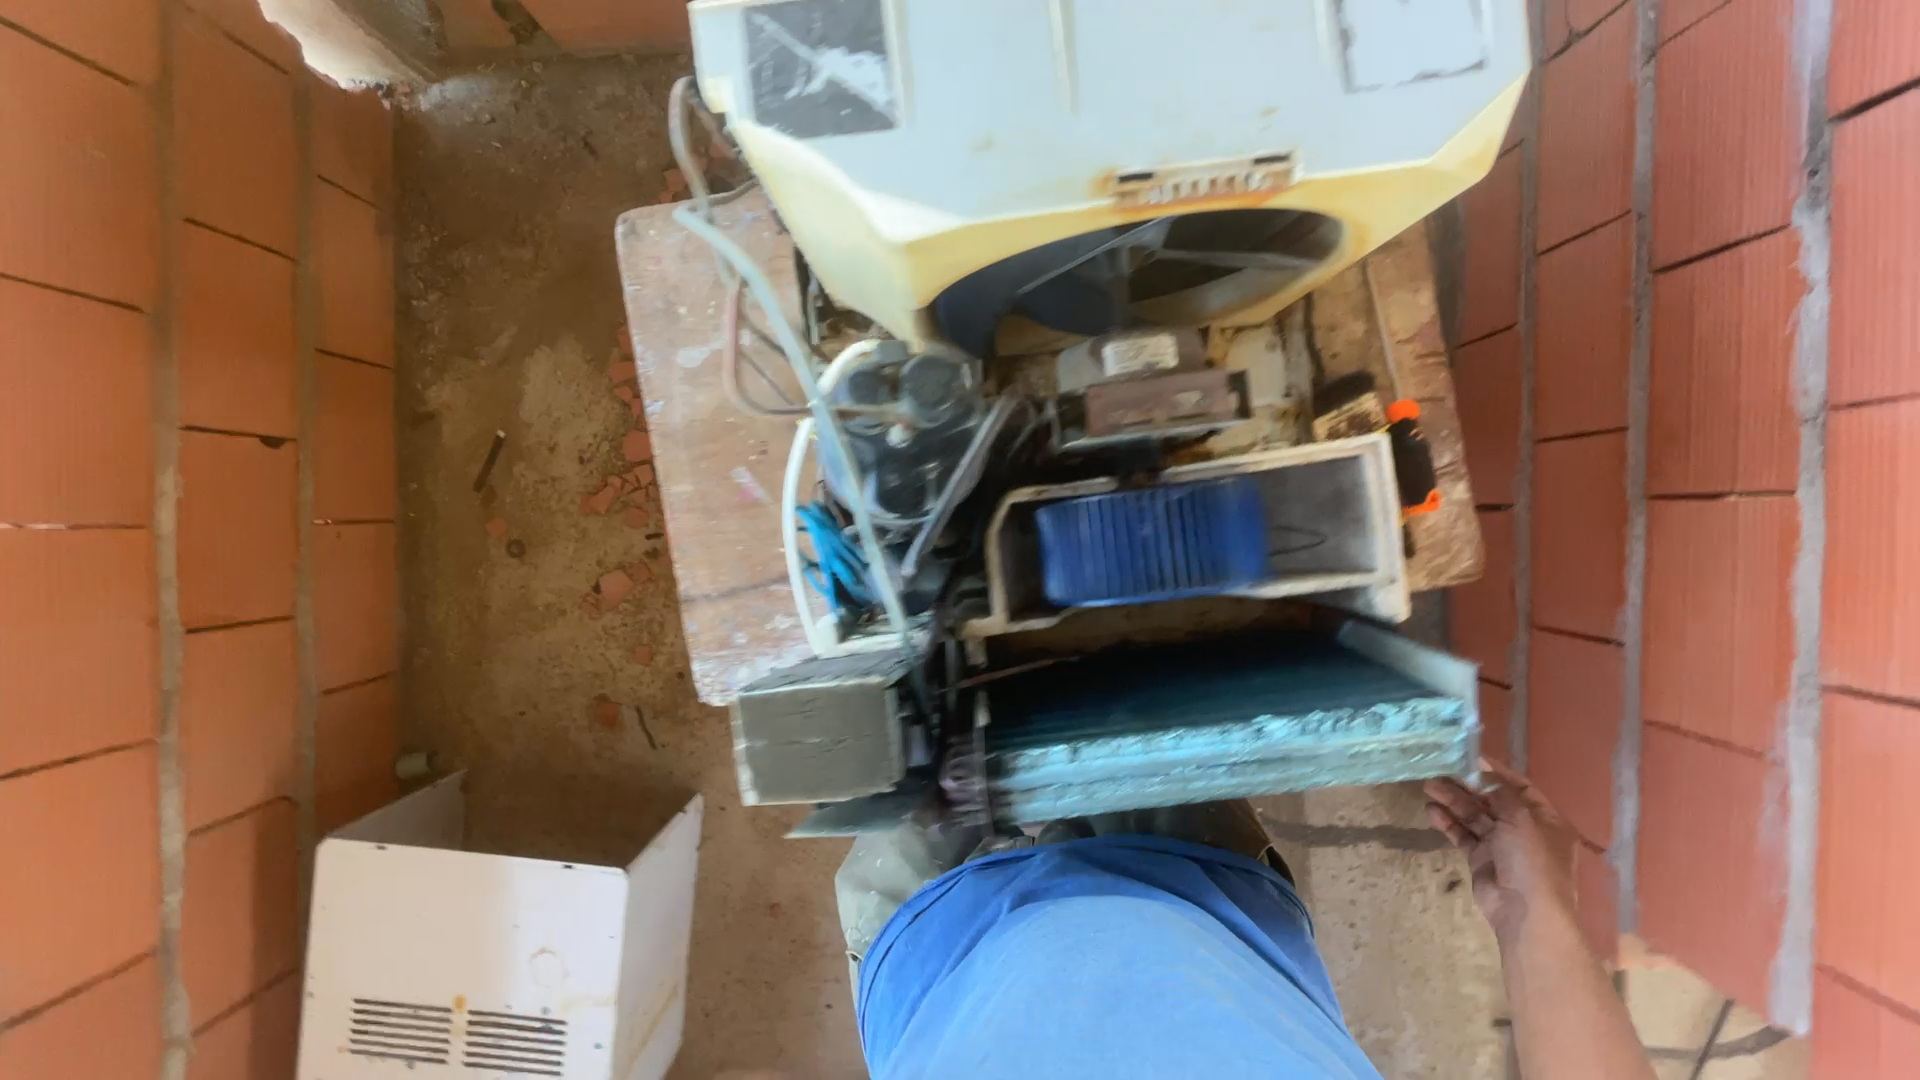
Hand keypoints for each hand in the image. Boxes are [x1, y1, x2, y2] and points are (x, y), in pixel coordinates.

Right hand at [1424, 759, 1580, 944]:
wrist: (1525, 911)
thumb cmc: (1531, 860)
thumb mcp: (1520, 819)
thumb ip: (1499, 791)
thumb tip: (1481, 768)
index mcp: (1544, 820)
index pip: (1519, 787)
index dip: (1494, 772)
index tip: (1467, 758)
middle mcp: (1524, 830)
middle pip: (1492, 801)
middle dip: (1466, 786)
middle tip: (1439, 771)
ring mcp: (1501, 845)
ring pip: (1474, 817)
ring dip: (1453, 801)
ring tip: (1428, 787)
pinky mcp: (1481, 858)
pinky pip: (1463, 835)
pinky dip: (1448, 823)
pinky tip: (1432, 811)